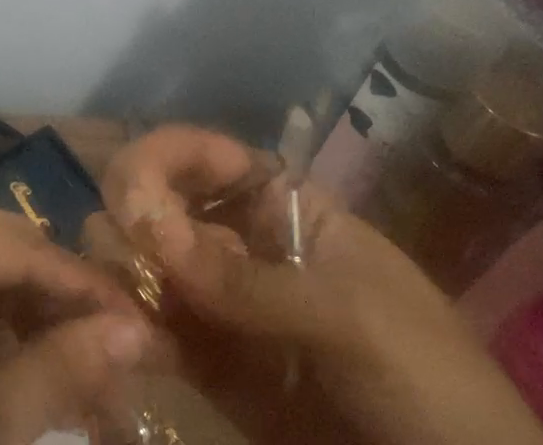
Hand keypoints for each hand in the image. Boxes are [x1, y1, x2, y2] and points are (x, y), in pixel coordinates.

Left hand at [0, 194, 155, 444]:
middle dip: (64, 315)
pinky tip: (29, 382)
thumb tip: (138, 333)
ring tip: (89, 395)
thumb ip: (50, 377)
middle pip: (2, 254)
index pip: (19, 245)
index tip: (157, 341)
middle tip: (126, 381)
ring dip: (35, 331)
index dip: (90, 292)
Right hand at [101, 124, 542, 444]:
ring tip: (110, 311)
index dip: (162, 159)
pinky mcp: (211, 369)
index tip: (132, 196)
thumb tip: (149, 231)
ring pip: (145, 269)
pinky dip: (128, 332)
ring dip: (117, 279)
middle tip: (118, 267)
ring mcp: (224, 309)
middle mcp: (243, 247)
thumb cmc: (433, 384)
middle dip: (128, 224)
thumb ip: (251, 281)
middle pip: (160, 207)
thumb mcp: (354, 323)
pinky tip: (122, 344)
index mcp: (287, 211)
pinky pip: (154, 335)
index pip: (206, 158)